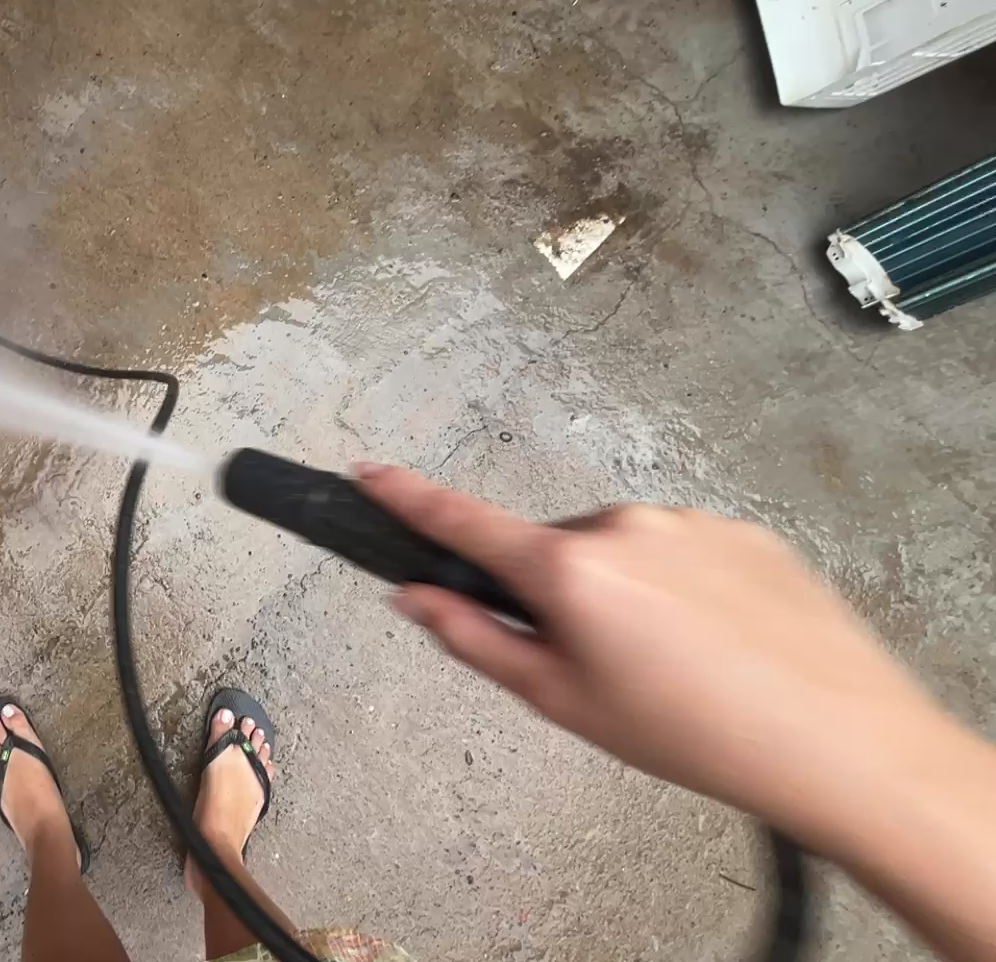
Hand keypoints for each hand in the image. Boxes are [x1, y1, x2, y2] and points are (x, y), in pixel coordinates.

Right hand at [355, 463, 949, 836]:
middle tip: (590, 652)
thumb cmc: (693, 736)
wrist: (856, 755)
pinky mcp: (739, 529)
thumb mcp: (557, 698)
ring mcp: (684, 521)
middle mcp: (619, 527)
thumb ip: (470, 635)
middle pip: (543, 546)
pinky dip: (666, 579)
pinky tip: (708, 633)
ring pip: (607, 546)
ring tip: (664, 651)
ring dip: (611, 584)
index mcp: (566, 570)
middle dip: (547, 587)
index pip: (459, 520)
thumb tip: (413, 595)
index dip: (403, 493)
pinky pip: (668, 544)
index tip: (367, 469)